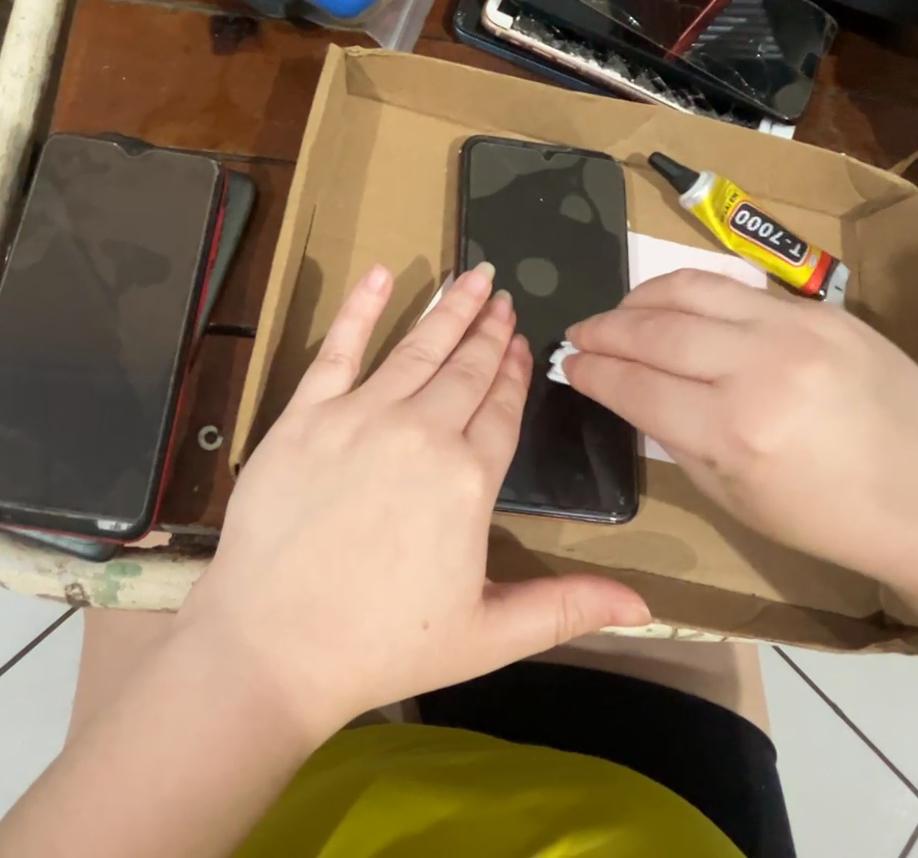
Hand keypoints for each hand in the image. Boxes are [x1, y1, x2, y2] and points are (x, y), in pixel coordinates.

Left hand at [177, 263, 650, 737]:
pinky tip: (380, 274)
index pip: (502, 411)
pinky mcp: (304, 415)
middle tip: (503, 296)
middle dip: (488, 331)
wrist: (275, 642)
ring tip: (470, 278)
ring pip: (416, 350)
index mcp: (467, 480)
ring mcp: (358, 417)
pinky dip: (360, 309)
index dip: (514, 375)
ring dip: (447, 311)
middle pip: (465, 371)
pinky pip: (338, 349)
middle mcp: (420, 433)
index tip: (522, 344)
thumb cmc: (382, 644)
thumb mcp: (487, 635)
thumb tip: (643, 603)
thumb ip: (565, 607)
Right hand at [563, 269, 917, 583]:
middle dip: (601, 331)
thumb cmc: (831, 519)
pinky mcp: (822, 311)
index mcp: (734, 434)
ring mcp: (795, 331)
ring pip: (688, 291)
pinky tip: (671, 306)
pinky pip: (734, 288)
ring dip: (637, 300)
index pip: (634, 385)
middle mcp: (760, 370)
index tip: (566, 365)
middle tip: (577, 335)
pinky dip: (687, 293)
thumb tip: (628, 391)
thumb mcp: (733, 497)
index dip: (590, 372)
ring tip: (617, 314)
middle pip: (652, 332)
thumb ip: (674, 438)